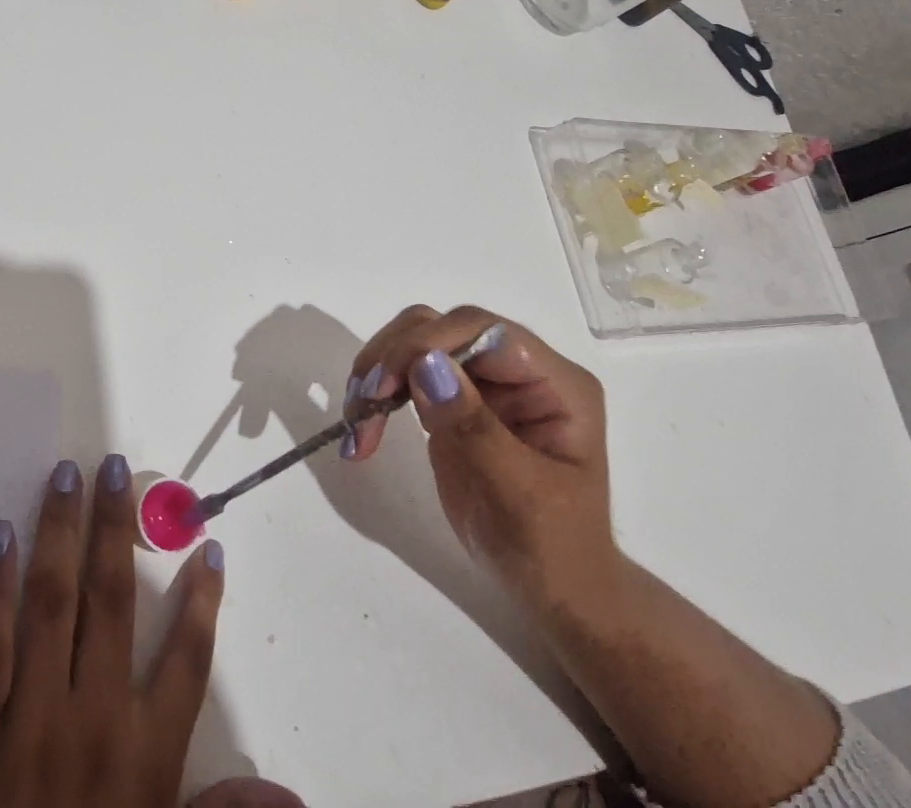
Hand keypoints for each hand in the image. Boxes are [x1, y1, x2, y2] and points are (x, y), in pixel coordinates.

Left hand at [0, 456, 226, 807]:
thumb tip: (291, 795)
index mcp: (145, 753)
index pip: (186, 658)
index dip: (201, 599)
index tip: (208, 545)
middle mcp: (93, 717)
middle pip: (113, 602)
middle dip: (118, 529)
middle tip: (117, 468)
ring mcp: (29, 712)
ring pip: (52, 603)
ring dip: (62, 533)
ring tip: (68, 476)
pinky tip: (0, 533)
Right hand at [342, 305, 613, 600]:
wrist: (550, 583)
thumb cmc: (549, 544)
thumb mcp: (517, 491)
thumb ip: (473, 425)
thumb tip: (425, 364)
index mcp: (554, 383)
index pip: (485, 331)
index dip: (428, 344)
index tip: (384, 386)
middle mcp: (518, 372)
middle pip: (442, 328)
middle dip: (394, 358)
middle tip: (361, 407)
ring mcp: (483, 386)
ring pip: (415, 346)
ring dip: (376, 374)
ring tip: (357, 423)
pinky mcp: (451, 404)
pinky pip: (405, 377)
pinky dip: (375, 395)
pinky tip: (363, 430)